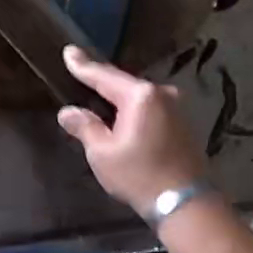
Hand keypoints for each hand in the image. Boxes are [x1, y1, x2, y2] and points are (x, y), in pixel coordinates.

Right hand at [56, 46, 207, 212]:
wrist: (183, 201)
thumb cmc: (139, 175)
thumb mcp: (102, 153)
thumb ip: (85, 127)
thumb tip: (68, 111)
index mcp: (140, 96)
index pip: (104, 77)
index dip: (83, 66)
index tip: (69, 51)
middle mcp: (162, 94)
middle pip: (123, 86)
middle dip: (101, 86)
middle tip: (80, 80)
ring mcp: (176, 108)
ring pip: (137, 100)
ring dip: (118, 104)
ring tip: (98, 107)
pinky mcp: (183, 124)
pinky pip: (150, 111)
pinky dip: (133, 115)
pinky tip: (122, 124)